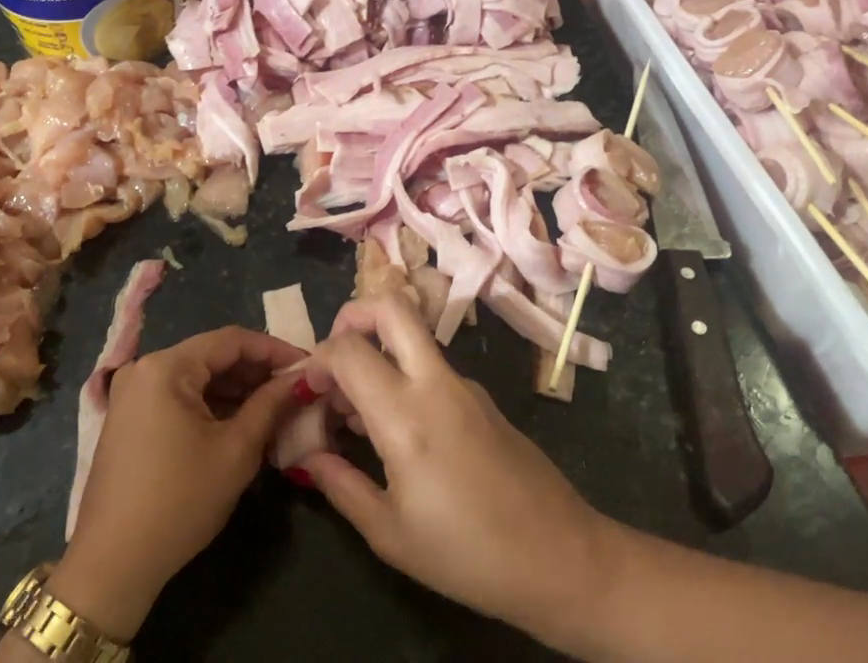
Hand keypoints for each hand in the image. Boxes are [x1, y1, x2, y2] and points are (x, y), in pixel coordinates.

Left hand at [55, 326, 308, 637]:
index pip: (231, 340)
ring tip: (276, 410)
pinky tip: (241, 424)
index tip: (308, 368)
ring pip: (197, 378)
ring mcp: (132, 394)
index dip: (275, 350)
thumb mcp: (236, 451)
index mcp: (166, 366)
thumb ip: (271, 405)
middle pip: (212, 356)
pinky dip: (212, 406)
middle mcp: (144, 369)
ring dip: (236, 391)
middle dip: (256, 372)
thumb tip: (301, 380)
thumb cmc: (181, 500)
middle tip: (296, 391)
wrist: (114, 561)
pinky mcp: (129, 419)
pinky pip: (179, 398)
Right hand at [296, 296, 619, 647]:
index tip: (305, 391)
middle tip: (333, 359)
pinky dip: (403, 377)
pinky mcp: (484, 400)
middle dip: (353, 316)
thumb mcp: (390, 533)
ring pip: (413, 339)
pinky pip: (433, 368)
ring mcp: (466, 387)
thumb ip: (341, 485)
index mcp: (405, 415)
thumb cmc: (468, 554)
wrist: (562, 559)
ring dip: (377, 353)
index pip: (348, 349)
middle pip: (393, 308)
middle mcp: (436, 384)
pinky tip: (395, 431)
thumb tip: (306, 456)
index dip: (316, 359)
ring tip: (354, 412)